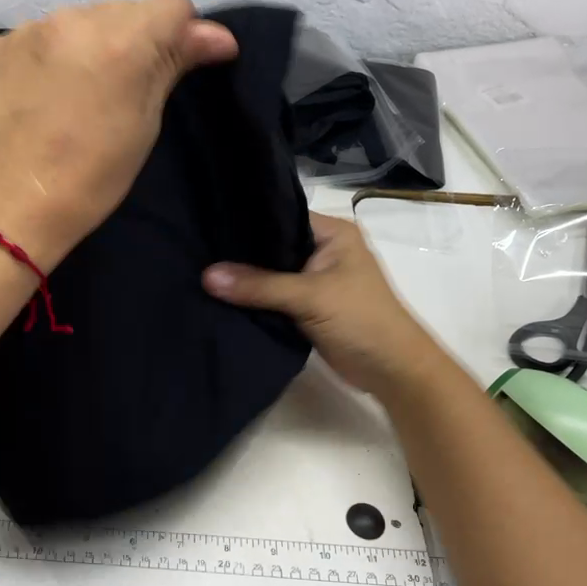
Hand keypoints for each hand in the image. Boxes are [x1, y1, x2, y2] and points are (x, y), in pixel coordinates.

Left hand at [0, 0, 237, 268]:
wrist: (10, 208)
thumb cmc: (92, 179)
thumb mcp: (145, 125)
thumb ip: (174, 66)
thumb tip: (217, 37)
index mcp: (121, 41)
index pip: (170, 1)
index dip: (179, 30)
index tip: (171, 65)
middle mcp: (74, 19)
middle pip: (123, 9)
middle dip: (131, 39)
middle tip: (120, 91)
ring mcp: (29, 29)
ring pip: (79, 21)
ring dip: (89, 46)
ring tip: (76, 97)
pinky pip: (40, 37)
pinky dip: (50, 57)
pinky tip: (41, 97)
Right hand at [203, 213, 450, 399]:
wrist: (390, 370)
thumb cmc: (361, 320)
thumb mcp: (310, 297)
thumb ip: (259, 285)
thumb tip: (206, 276)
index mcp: (332, 232)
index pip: (281, 215)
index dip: (246, 219)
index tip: (206, 222)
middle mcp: (323, 249)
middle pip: (272, 245)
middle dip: (240, 252)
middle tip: (196, 248)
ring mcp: (315, 279)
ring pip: (271, 272)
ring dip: (245, 278)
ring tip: (199, 269)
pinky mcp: (307, 306)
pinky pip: (273, 295)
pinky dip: (253, 298)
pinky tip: (220, 296)